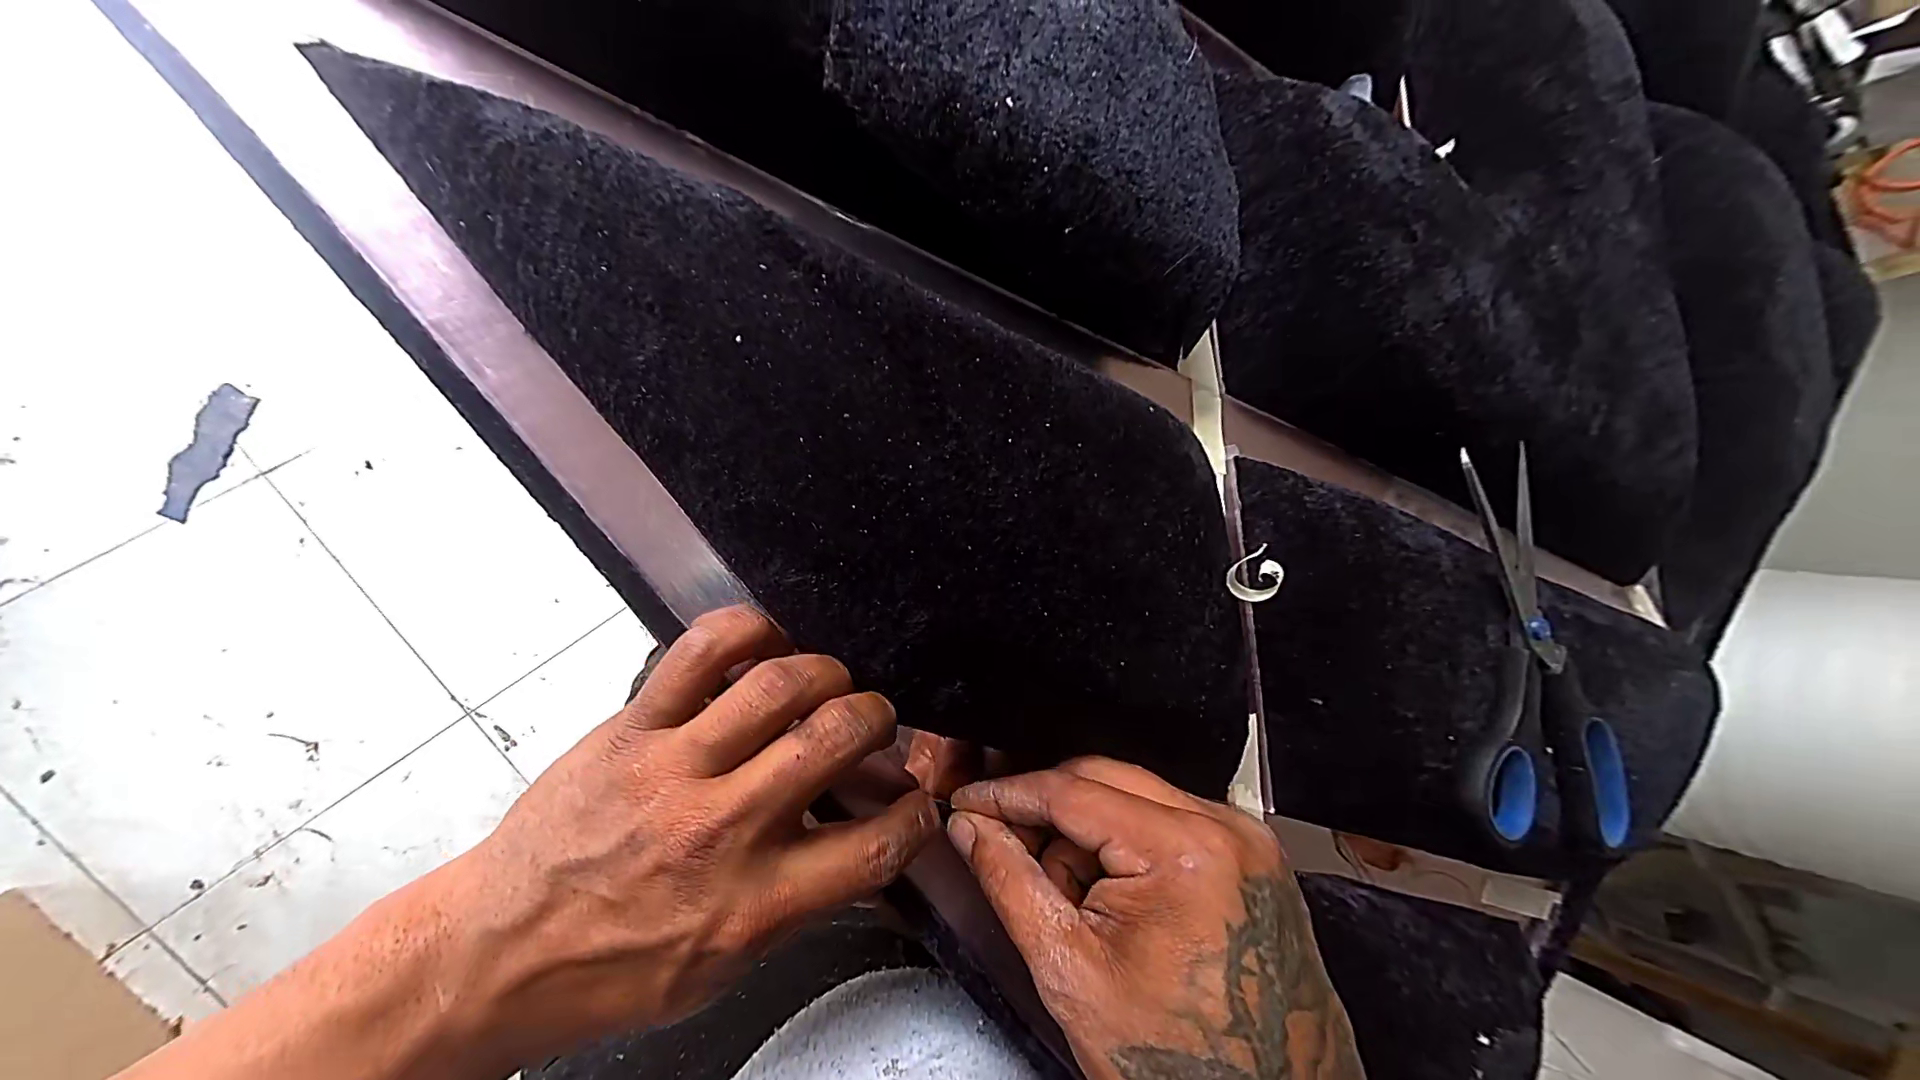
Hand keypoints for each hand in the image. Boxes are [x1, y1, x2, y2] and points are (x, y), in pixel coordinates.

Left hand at [427, 605, 939, 1065]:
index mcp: (754, 904)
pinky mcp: (633, 728)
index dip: (917, 813)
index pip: (876, 845)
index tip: (917, 798)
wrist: (493, 955)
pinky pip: (701, 651)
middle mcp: (723, 829)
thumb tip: (864, 840)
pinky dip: (751, 630)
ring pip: (781, 685)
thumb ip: (804, 902)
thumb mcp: (726, 967)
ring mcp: (674, 768)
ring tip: (828, 682)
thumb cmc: (613, 968)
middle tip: (872, 719)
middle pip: (836, 737)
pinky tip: (769, 642)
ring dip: (827, 672)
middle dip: (877, 715)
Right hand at [947, 758, 1364, 1079]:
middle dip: (1045, 809)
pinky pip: (1165, 818)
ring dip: (1084, 831)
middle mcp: (1223, 831)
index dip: (1008, 792)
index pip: (1070, 791)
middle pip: (1102, 779)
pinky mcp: (1248, 855)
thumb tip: (974, 829)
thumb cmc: (1183, 1063)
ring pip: (1130, 795)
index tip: (974, 800)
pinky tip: (1112, 897)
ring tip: (1076, 901)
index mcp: (1183, 852)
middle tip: (1005, 840)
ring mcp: (1242, 840)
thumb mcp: (1070, 970)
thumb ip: (1010, 881)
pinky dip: (1124, 843)